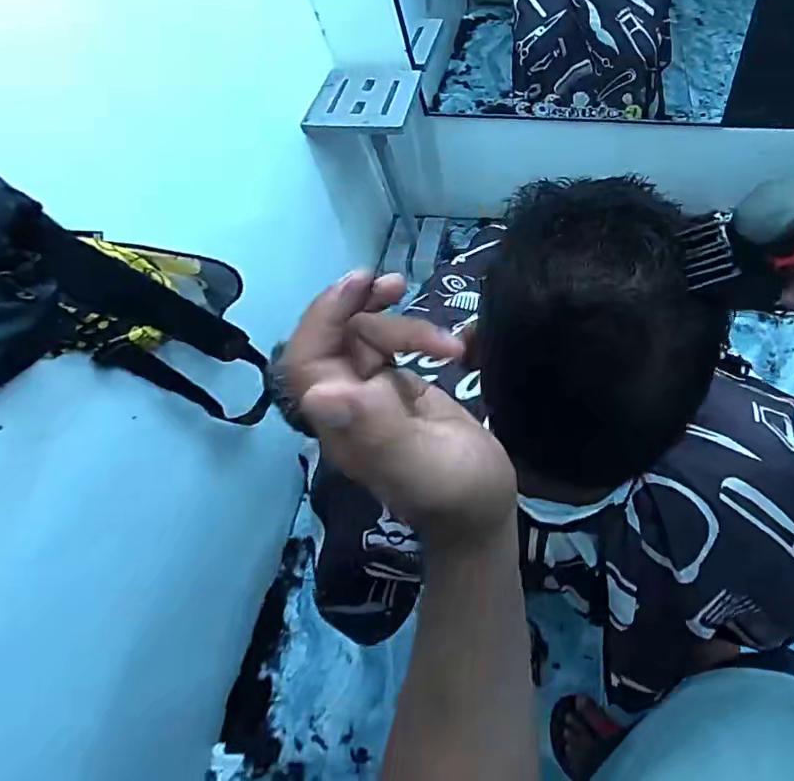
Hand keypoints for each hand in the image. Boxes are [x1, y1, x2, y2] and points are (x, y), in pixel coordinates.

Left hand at [278, 271, 517, 550]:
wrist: (484, 511)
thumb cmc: (458, 491)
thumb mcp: (421, 462)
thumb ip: (376, 428)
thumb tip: (320, 394)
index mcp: (343, 424)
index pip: (308, 361)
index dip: (324, 317)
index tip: (359, 284)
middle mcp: (350, 406)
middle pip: (336, 340)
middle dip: (360, 307)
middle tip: (396, 283)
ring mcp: (375, 397)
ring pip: (370, 339)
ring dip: (406, 327)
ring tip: (449, 343)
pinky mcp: (401, 392)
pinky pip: (395, 348)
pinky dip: (419, 336)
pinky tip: (451, 346)